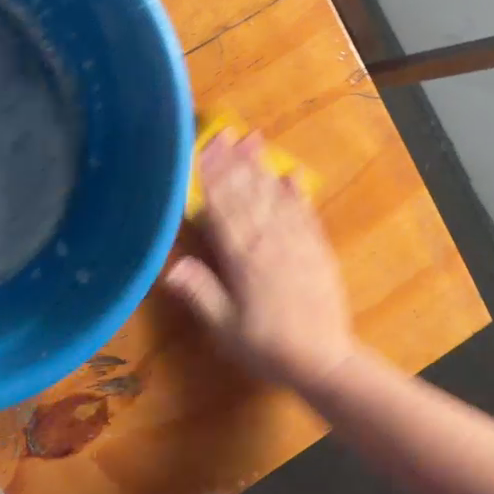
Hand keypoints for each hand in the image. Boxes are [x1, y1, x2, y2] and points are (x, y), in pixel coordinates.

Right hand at [161, 131, 354, 389]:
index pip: (222, 210)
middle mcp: (270, 243)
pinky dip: (296, 193)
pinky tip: (289, 174)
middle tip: (225, 132)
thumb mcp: (226, 328)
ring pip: (275, 197)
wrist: (324, 362)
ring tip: (252, 140)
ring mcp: (297, 244)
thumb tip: (169, 266)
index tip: (201, 151)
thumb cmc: (267, 347)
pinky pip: (305, 214)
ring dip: (262, 167)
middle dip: (234, 162)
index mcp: (243, 260)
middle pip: (248, 195)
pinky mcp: (318, 251)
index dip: (211, 179)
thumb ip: (201, 294)